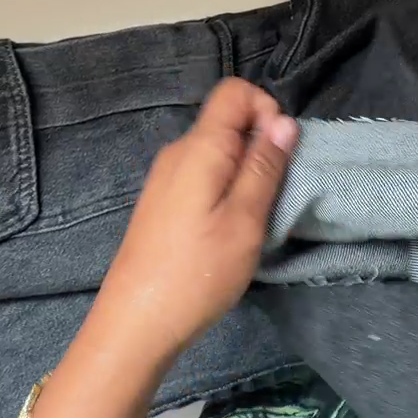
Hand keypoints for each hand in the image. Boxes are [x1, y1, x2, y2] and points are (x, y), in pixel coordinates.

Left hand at [2, 80, 298, 417]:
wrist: (133, 327)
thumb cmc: (196, 272)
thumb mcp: (245, 221)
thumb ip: (265, 167)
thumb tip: (284, 120)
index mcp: (199, 147)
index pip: (235, 91)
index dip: (266, 109)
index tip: (279, 154)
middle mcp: (178, 151)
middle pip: (228, 121)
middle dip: (260, 146)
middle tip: (271, 196)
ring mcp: (167, 177)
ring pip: (218, 151)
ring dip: (245, 173)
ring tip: (251, 219)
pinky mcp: (163, 202)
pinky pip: (203, 174)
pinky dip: (225, 189)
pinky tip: (226, 230)